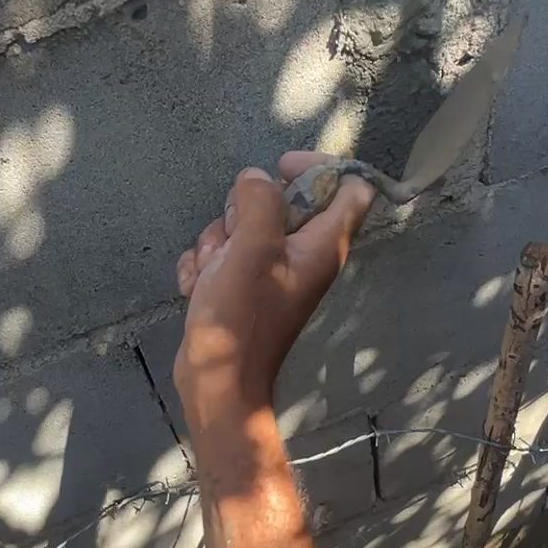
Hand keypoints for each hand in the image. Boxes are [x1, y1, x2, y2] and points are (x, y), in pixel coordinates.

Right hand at [173, 151, 372, 431]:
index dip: (320, 168)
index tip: (281, 168)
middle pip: (280, 203)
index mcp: (323, 244)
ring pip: (241, 228)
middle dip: (243, 210)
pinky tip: (196, 287)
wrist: (216, 379)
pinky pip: (221, 256)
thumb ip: (260, 201)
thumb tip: (255, 179)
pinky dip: (204, 266)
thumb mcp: (253, 247)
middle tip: (234, 236)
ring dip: (215, 242)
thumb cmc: (241, 316)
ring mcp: (269, 273)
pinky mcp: (241, 288)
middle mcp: (302, 256)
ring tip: (212, 272)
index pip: (351, 188)